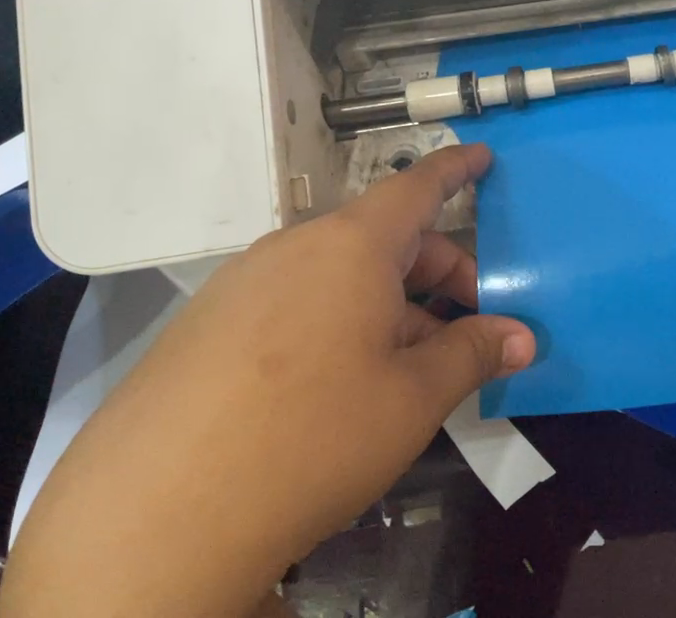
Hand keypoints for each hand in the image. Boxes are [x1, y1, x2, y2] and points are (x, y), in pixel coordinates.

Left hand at [1, 143, 534, 617]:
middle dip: (439, 273)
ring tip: (412, 368)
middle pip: (383, 240)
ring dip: (390, 306)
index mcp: (351, 246)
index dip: (456, 170)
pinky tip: (342, 387)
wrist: (153, 518)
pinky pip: (295, 304)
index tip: (482, 155)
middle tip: (473, 327)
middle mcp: (294, 248)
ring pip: (338, 277)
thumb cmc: (312, 437)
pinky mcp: (206, 327)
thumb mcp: (413, 398)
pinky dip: (338, 323)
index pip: (416, 187)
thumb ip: (473, 354)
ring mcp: (242, 285)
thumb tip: (522, 336)